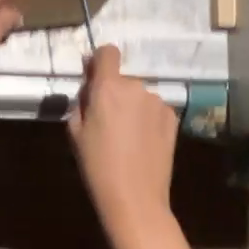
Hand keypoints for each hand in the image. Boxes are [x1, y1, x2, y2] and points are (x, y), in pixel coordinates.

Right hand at [68, 45, 176, 226]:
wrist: (135, 196)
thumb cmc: (97, 166)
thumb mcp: (76, 132)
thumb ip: (81, 101)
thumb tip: (89, 84)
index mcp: (108, 88)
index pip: (107, 52)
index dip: (100, 61)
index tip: (95, 79)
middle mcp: (136, 87)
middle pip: (122, 79)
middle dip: (114, 92)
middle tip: (107, 121)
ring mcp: (158, 101)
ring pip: (139, 95)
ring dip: (132, 106)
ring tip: (127, 136)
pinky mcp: (172, 117)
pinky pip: (154, 109)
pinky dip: (147, 118)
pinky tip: (143, 142)